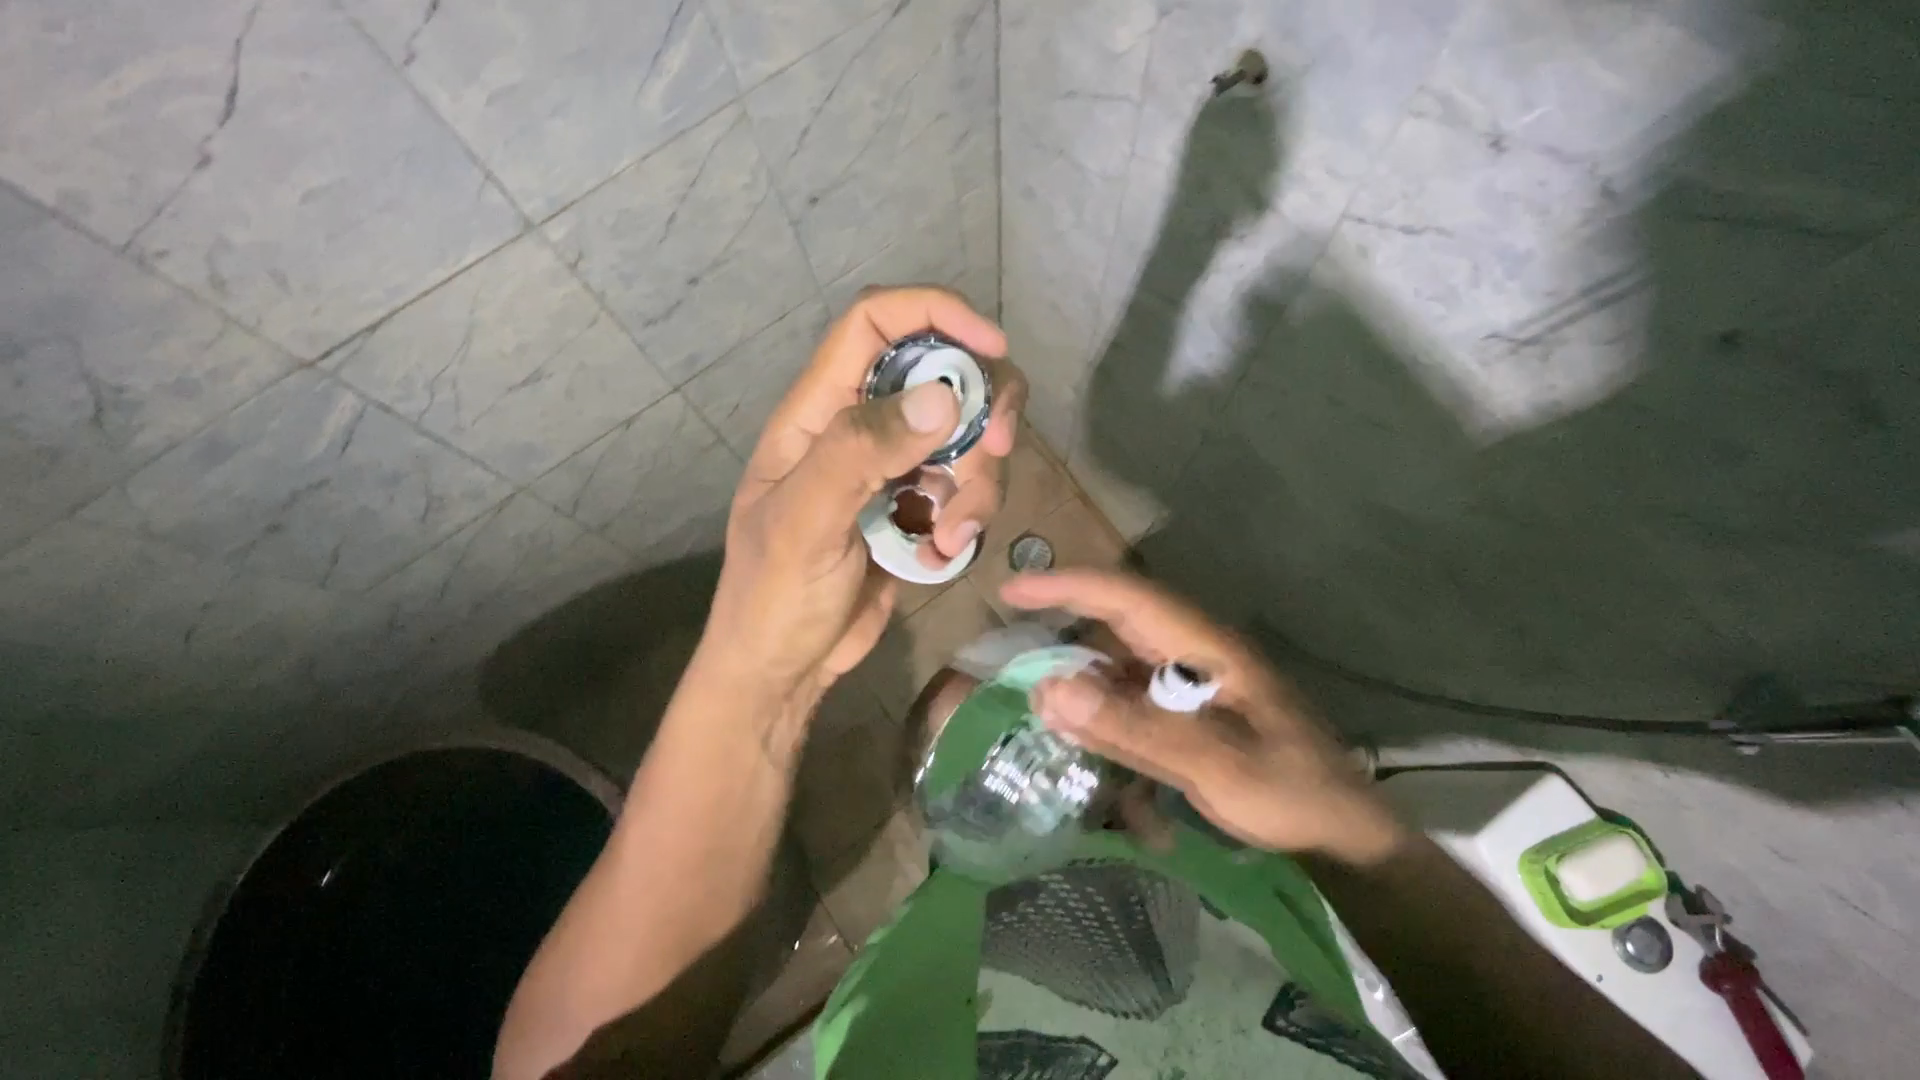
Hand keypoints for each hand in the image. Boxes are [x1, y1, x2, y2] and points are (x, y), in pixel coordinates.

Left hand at [698, 287, 1023, 718]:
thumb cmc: (775, 595)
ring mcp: (894, 470)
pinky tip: (939, 558)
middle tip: (996, 449)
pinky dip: (969, 520)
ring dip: (977, 484)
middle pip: (944, 375)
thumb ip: (861, 452)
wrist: (785, 668)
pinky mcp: (918, 511)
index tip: (992, 347)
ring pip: (967, 439)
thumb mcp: (805, 522)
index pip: (874, 323)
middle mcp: (861, 428)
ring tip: (947, 538)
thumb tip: (944, 398)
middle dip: (982, 409)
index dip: (935, 313)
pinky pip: (968, 490)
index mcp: (818, 411)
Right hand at [999, 569, 1407, 865]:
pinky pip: (1133, 699)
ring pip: (1120, 663)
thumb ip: (1134, 728)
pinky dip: (1103, 712)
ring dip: (1081, 678)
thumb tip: (1049, 691)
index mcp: (1204, 646)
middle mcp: (1194, 654)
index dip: (1065, 587)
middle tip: (1010, 649)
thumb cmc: (1289, 792)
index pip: (1125, 596)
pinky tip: (1085, 738)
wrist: (1343, 833)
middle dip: (1063, 627)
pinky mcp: (1192, 712)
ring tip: (1041, 705)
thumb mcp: (1214, 764)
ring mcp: (1194, 683)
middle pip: (1117, 623)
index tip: (1011, 591)